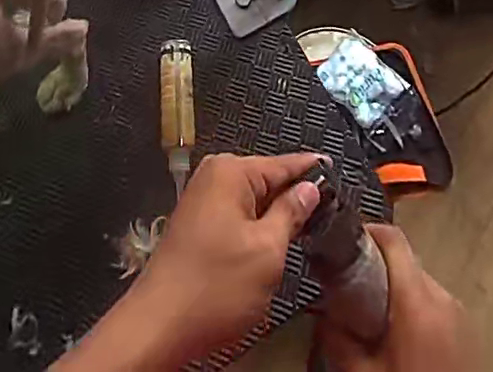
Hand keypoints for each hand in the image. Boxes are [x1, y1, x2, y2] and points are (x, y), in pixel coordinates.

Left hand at [57, 153, 323, 370]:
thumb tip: (309, 188)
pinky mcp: (198, 223)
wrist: (158, 328)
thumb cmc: (212, 288)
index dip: (312, 170)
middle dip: (293, 198)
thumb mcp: (267, 250)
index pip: (283, 163)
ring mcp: (203, 199)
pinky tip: (270, 248)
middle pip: (268, 180)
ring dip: (274, 218)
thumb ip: (292, 213)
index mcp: (231, 171)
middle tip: (325, 214)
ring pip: (253, 201)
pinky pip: (237, 215)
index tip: (333, 170)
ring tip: (302, 234)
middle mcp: (214, 176)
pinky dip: (255, 229)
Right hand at [317, 224, 474, 371]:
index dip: (368, 230)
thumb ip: (338, 337)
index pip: (393, 238)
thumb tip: (322, 311)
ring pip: (421, 283)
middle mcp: (443, 297)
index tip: (346, 241)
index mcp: (417, 300)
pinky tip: (403, 338)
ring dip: (398, 290)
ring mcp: (461, 315)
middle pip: (406, 261)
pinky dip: (417, 309)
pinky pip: (437, 305)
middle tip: (352, 288)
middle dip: (378, 268)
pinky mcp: (470, 333)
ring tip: (376, 319)